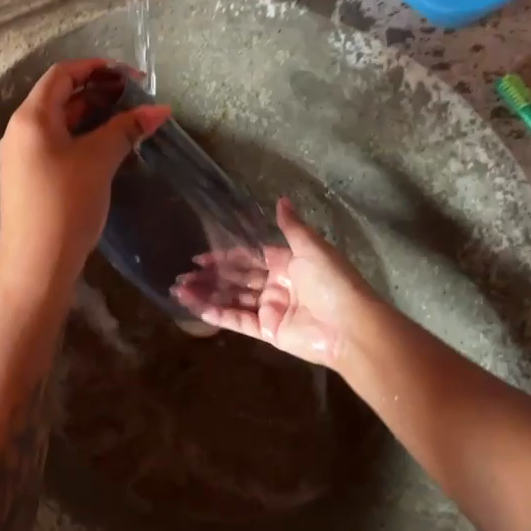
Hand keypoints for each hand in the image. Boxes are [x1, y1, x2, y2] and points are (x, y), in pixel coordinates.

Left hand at [0, 59, 171, 287]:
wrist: (35, 266)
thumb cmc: (65, 203)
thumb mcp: (98, 160)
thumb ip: (126, 129)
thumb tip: (159, 109)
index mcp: (31, 117)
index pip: (62, 74)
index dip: (96, 68)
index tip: (131, 75)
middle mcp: (20, 130)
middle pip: (59, 96)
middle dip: (98, 91)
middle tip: (136, 97)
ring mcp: (22, 156)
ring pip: (60, 123)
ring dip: (93, 116)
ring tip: (129, 120)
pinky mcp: (29, 179)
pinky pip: (57, 145)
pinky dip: (83, 138)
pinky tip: (109, 148)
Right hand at [172, 197, 377, 368]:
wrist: (350, 326)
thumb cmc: (332, 282)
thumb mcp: (312, 247)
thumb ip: (291, 226)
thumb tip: (281, 199)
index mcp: (287, 264)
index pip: (248, 257)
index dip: (224, 256)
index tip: (199, 257)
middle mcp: (276, 285)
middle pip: (237, 279)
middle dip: (210, 277)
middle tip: (182, 274)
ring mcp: (271, 309)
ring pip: (233, 299)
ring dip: (207, 294)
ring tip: (180, 290)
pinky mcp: (268, 331)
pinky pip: (238, 321)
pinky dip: (218, 314)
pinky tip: (196, 307)